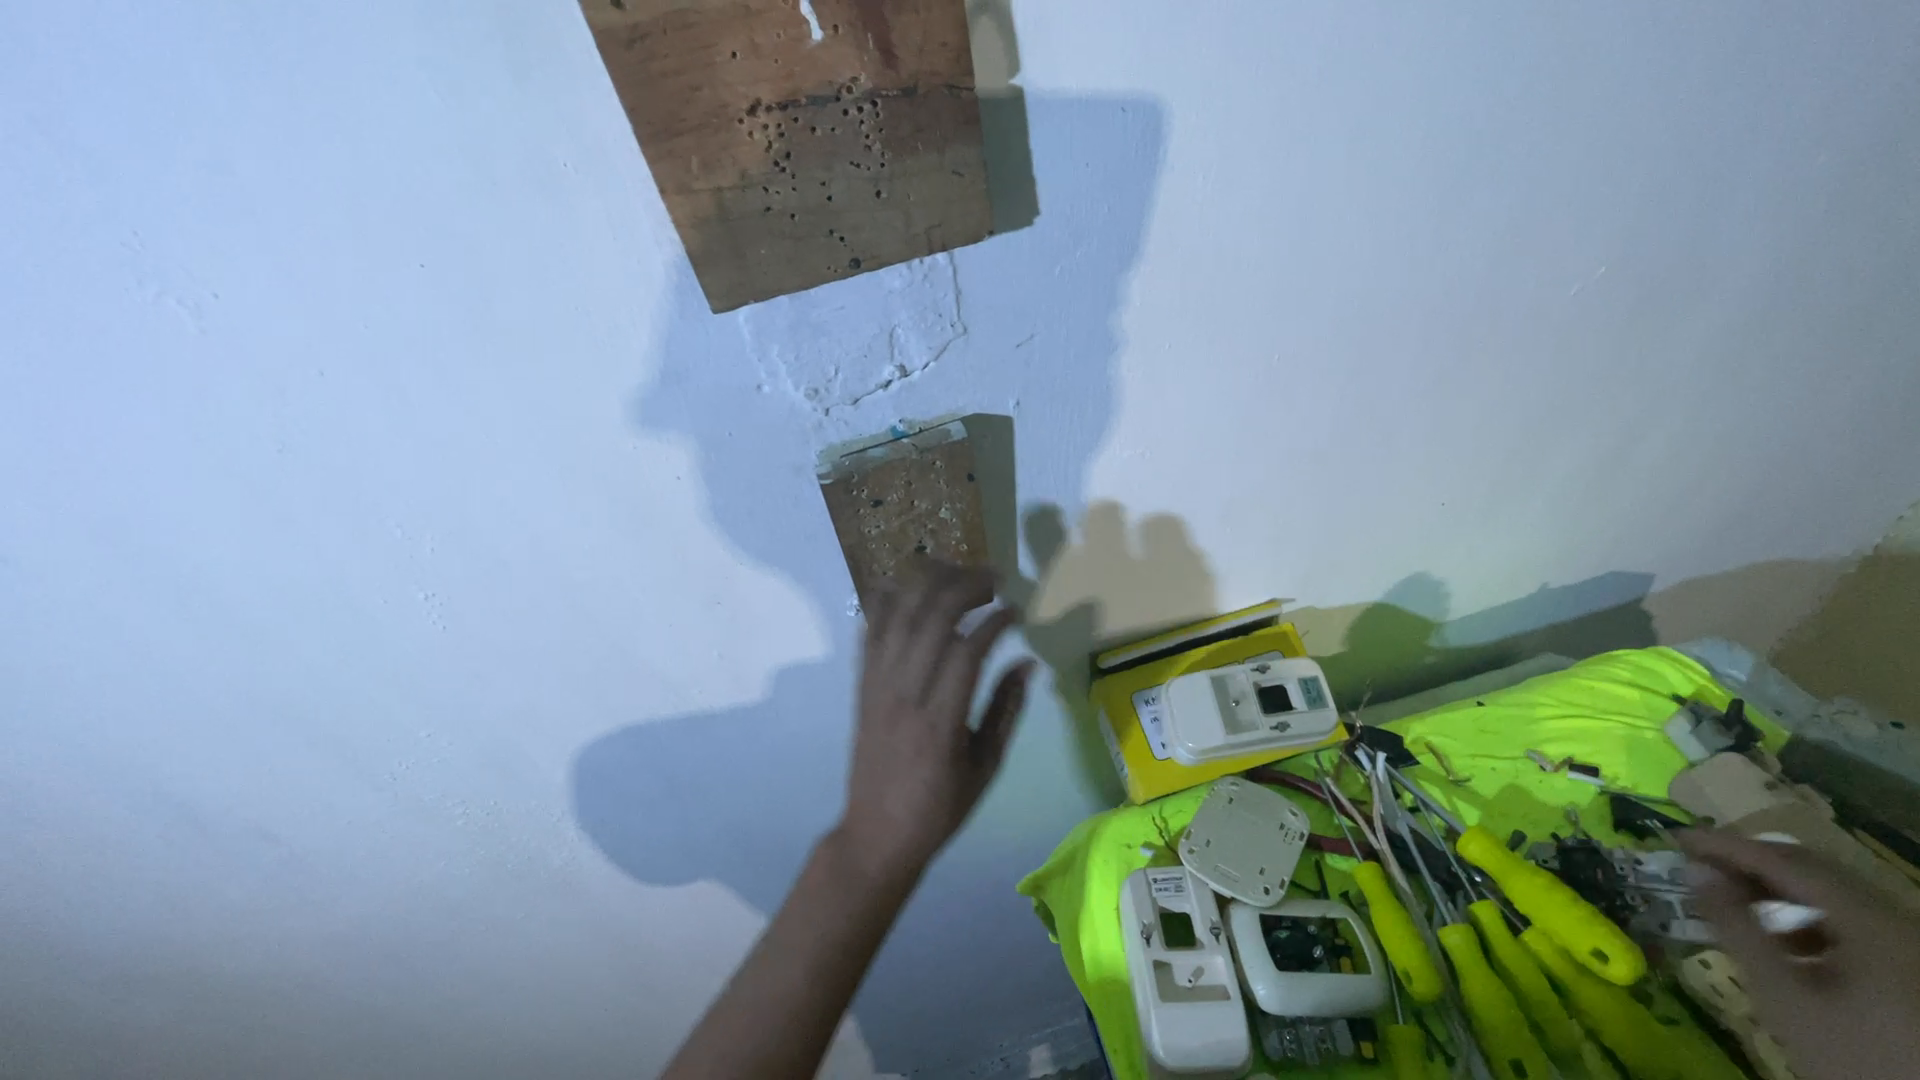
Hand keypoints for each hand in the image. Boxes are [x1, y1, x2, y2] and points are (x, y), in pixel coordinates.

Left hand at [835, 564, 1034, 881]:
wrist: (877, 833)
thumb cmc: (940, 807)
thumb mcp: (986, 768)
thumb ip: (1006, 711)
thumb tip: (1027, 661)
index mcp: (940, 723)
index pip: (967, 650)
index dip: (994, 620)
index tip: (1017, 610)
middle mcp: (904, 696)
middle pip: (931, 620)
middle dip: (965, 587)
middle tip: (993, 580)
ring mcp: (876, 687)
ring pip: (898, 617)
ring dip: (928, 584)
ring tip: (958, 571)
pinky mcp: (860, 686)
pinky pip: (870, 632)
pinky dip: (886, 601)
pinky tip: (908, 585)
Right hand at [1679, 828, 1919, 1079]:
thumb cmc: (1850, 1050)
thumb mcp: (1781, 993)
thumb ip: (1735, 926)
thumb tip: (1696, 871)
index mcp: (1868, 920)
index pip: (1784, 862)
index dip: (1726, 845)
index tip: (1675, 837)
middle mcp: (1897, 919)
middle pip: (1813, 871)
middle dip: (1749, 862)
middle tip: (1696, 860)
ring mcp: (1911, 942)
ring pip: (1833, 894)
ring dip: (1775, 889)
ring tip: (1729, 897)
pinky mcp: (1911, 962)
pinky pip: (1853, 919)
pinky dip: (1807, 915)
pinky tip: (1784, 939)